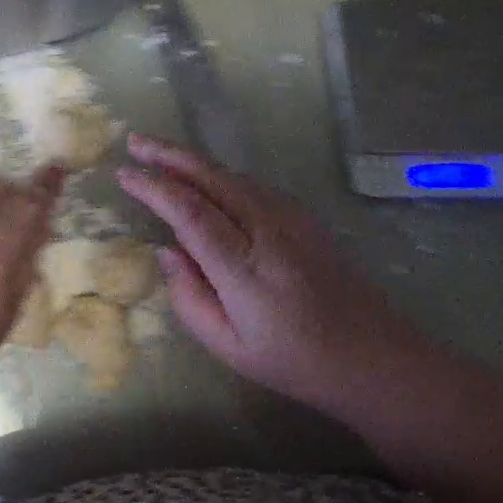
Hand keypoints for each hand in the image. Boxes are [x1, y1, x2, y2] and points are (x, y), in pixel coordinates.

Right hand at [115, 134, 431, 411]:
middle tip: (134, 141)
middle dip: (168, 155)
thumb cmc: (295, 362)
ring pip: (233, 177)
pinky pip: (253, 186)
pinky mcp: (306, 219)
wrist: (378, 359)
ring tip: (158, 155)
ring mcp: (293, 221)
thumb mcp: (227, 346)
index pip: (189, 212)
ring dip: (193, 161)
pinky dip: (220, 175)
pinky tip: (204, 179)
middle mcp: (269, 233)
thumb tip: (167, 251)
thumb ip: (188, 297)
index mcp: (244, 269)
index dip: (153, 187)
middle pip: (211, 178)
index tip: (124, 174)